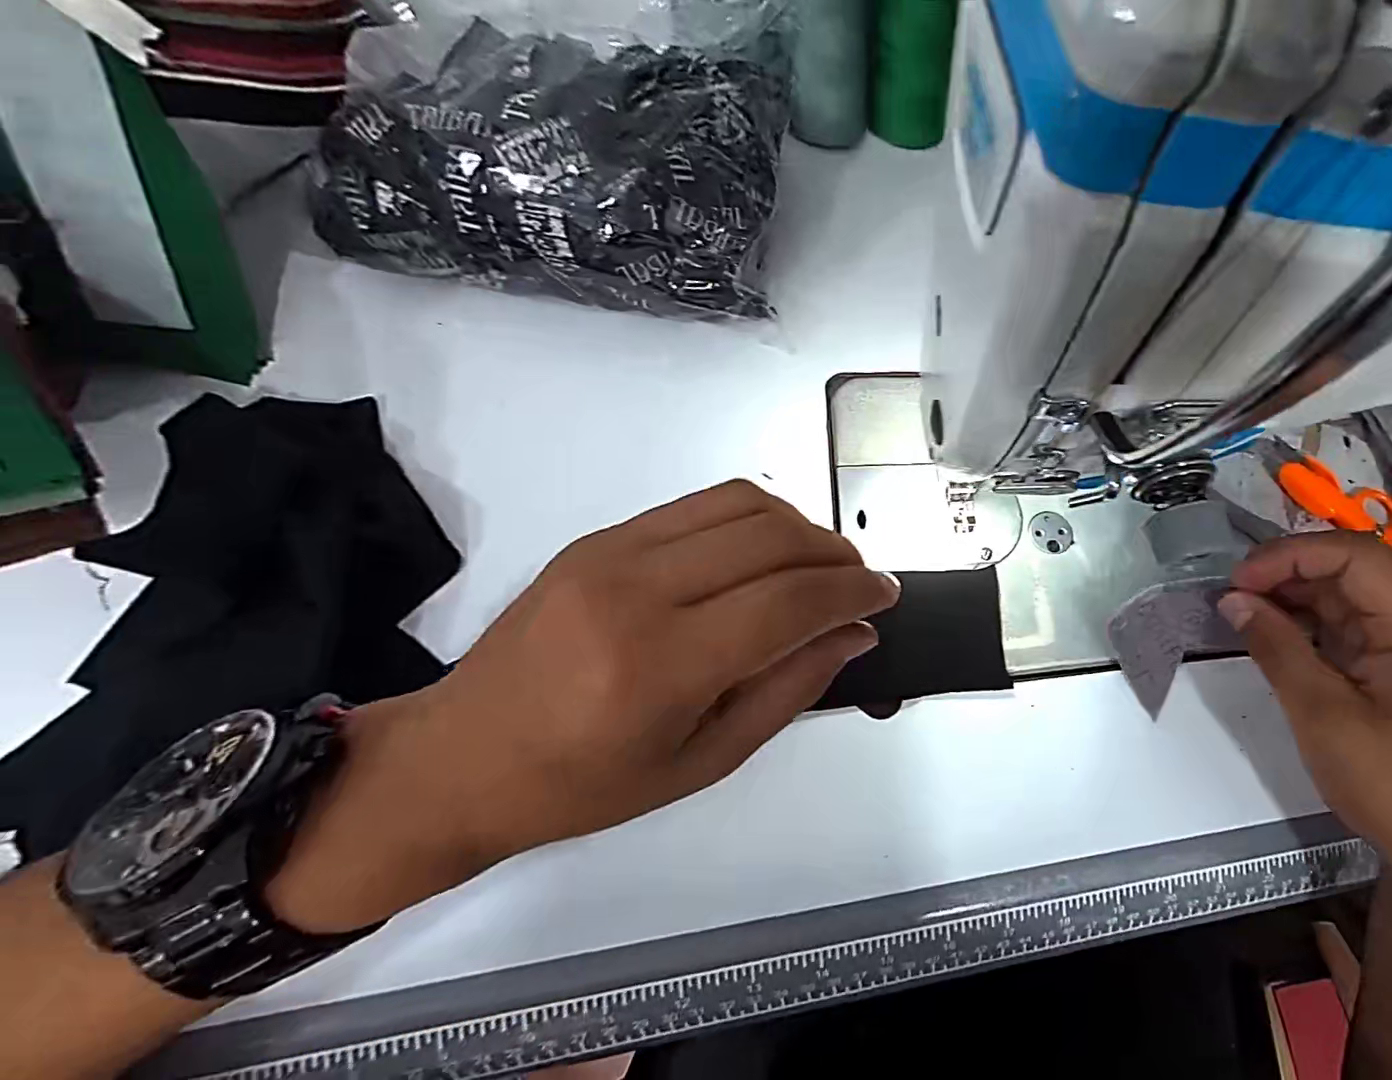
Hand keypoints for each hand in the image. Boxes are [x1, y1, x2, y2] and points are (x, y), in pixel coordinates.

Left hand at [266, 480, 898, 930]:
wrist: (462, 756)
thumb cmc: (586, 784)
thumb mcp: (706, 760)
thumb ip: (790, 689)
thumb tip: (855, 633)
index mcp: (661, 666)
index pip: (788, 603)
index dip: (852, 591)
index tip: (886, 595)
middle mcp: (637, 592)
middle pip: (774, 540)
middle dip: (837, 555)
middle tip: (861, 582)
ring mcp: (613, 552)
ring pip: (743, 505)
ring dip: (802, 527)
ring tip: (822, 563)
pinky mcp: (601, 536)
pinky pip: (702, 503)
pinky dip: (757, 516)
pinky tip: (769, 550)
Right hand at [1216, 532, 1391, 876]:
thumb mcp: (1324, 718)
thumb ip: (1277, 649)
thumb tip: (1235, 601)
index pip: (1355, 557)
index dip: (1289, 556)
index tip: (1237, 581)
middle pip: (1359, 574)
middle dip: (1291, 577)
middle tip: (1235, 599)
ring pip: (1359, 603)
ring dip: (1302, 603)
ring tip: (1250, 618)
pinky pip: (1365, 634)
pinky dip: (1320, 632)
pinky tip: (1285, 643)